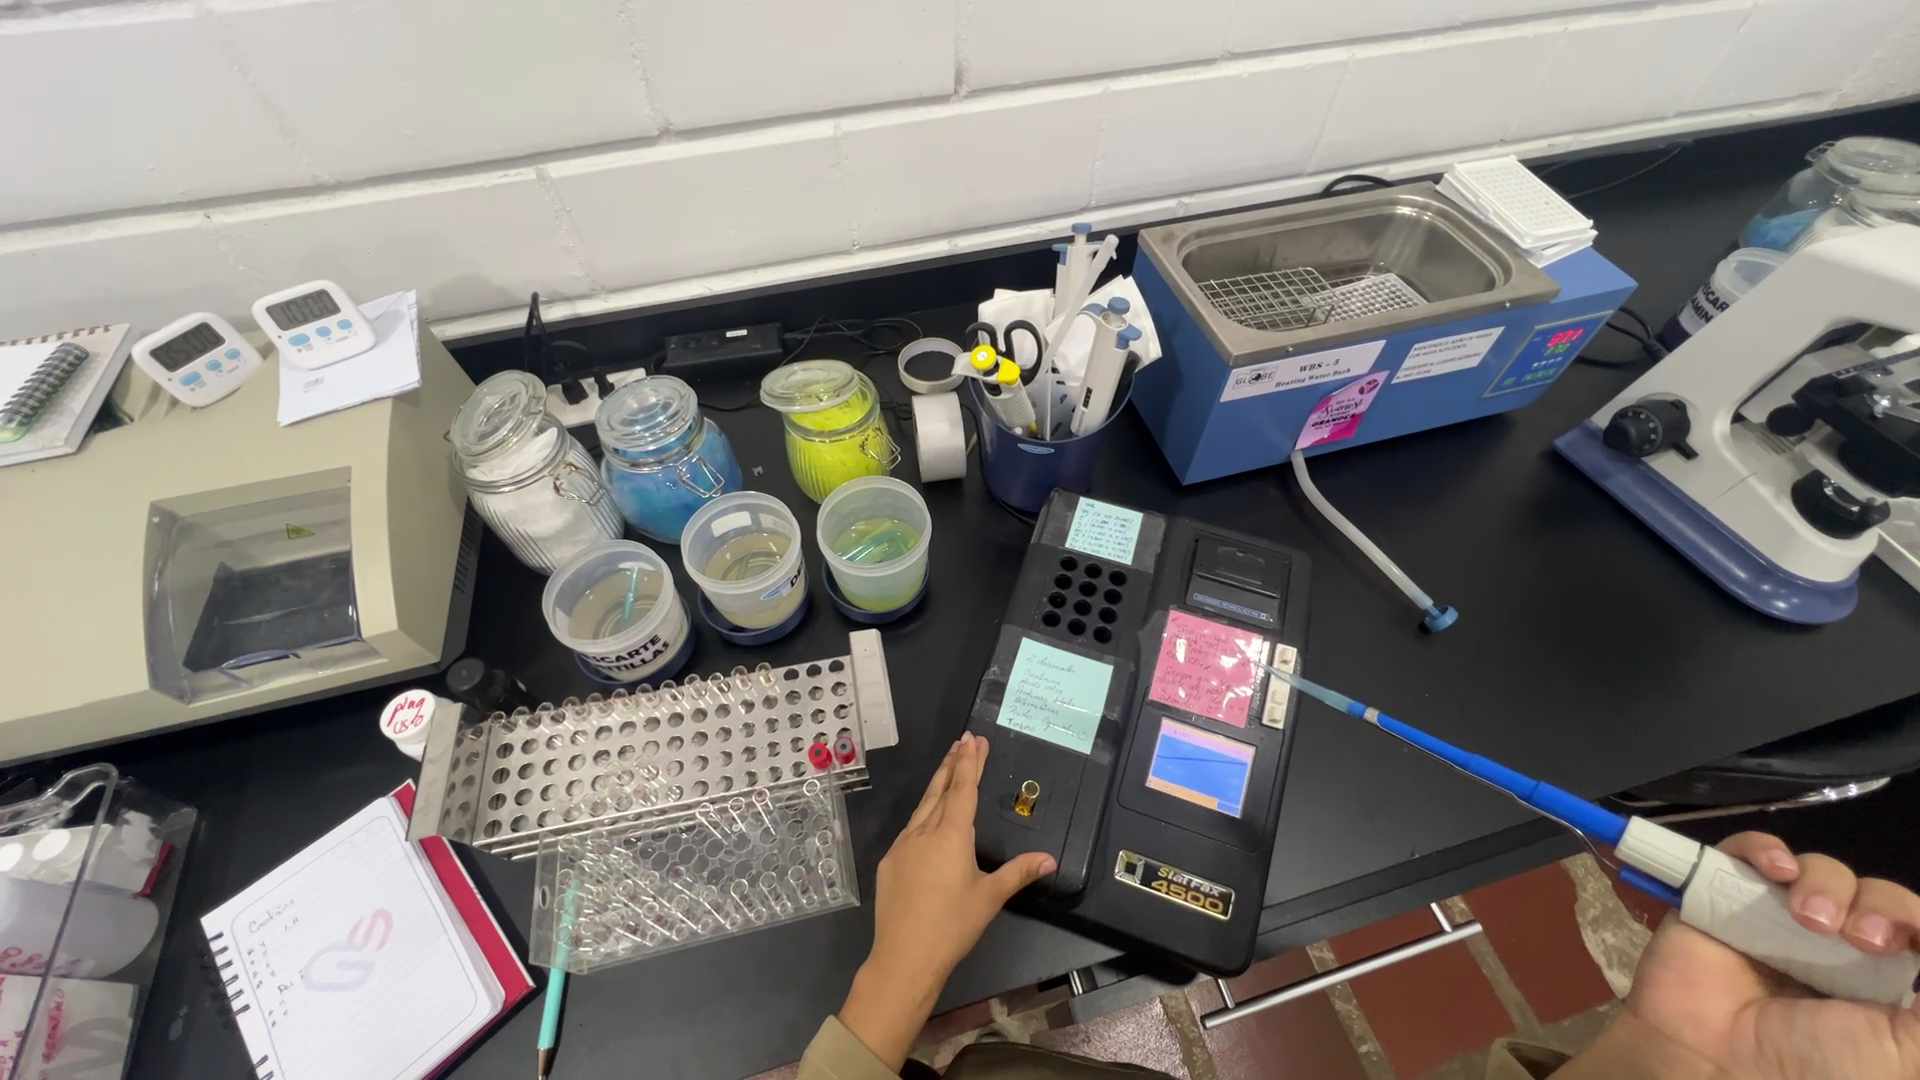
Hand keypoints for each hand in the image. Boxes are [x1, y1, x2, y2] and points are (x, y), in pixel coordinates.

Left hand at [837, 733, 1056, 1069]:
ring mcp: (903, 845)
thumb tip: (1050, 859)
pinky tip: (927, 818)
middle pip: (941, 789)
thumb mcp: (990, 898)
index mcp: (951, 835)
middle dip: (954, 763)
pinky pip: (910, 828)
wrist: (904, 957)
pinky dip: (923, 813)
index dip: (970, 762)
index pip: (963, 789)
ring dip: (937, 784)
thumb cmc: (952, 926)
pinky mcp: (890, 861)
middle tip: (962, 741)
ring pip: (923, 806)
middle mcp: (924, 831)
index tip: (973, 740)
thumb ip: (1019, 872)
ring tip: (948, 766)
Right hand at [1565, 832, 1919, 1078]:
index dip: (1916, 922)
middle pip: (1874, 894)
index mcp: (1888, 981)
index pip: (1915, 930)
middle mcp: (1834, 945)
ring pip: (1817, 869)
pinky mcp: (1718, 891)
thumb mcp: (1911, 1049)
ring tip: (1806, 916)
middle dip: (1879, 905)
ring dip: (1823, 883)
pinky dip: (1764, 848)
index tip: (1908, 945)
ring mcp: (1772, 915)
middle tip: (1860, 941)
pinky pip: (1745, 849)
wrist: (1722, 1054)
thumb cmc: (1829, 1065)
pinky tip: (1774, 870)